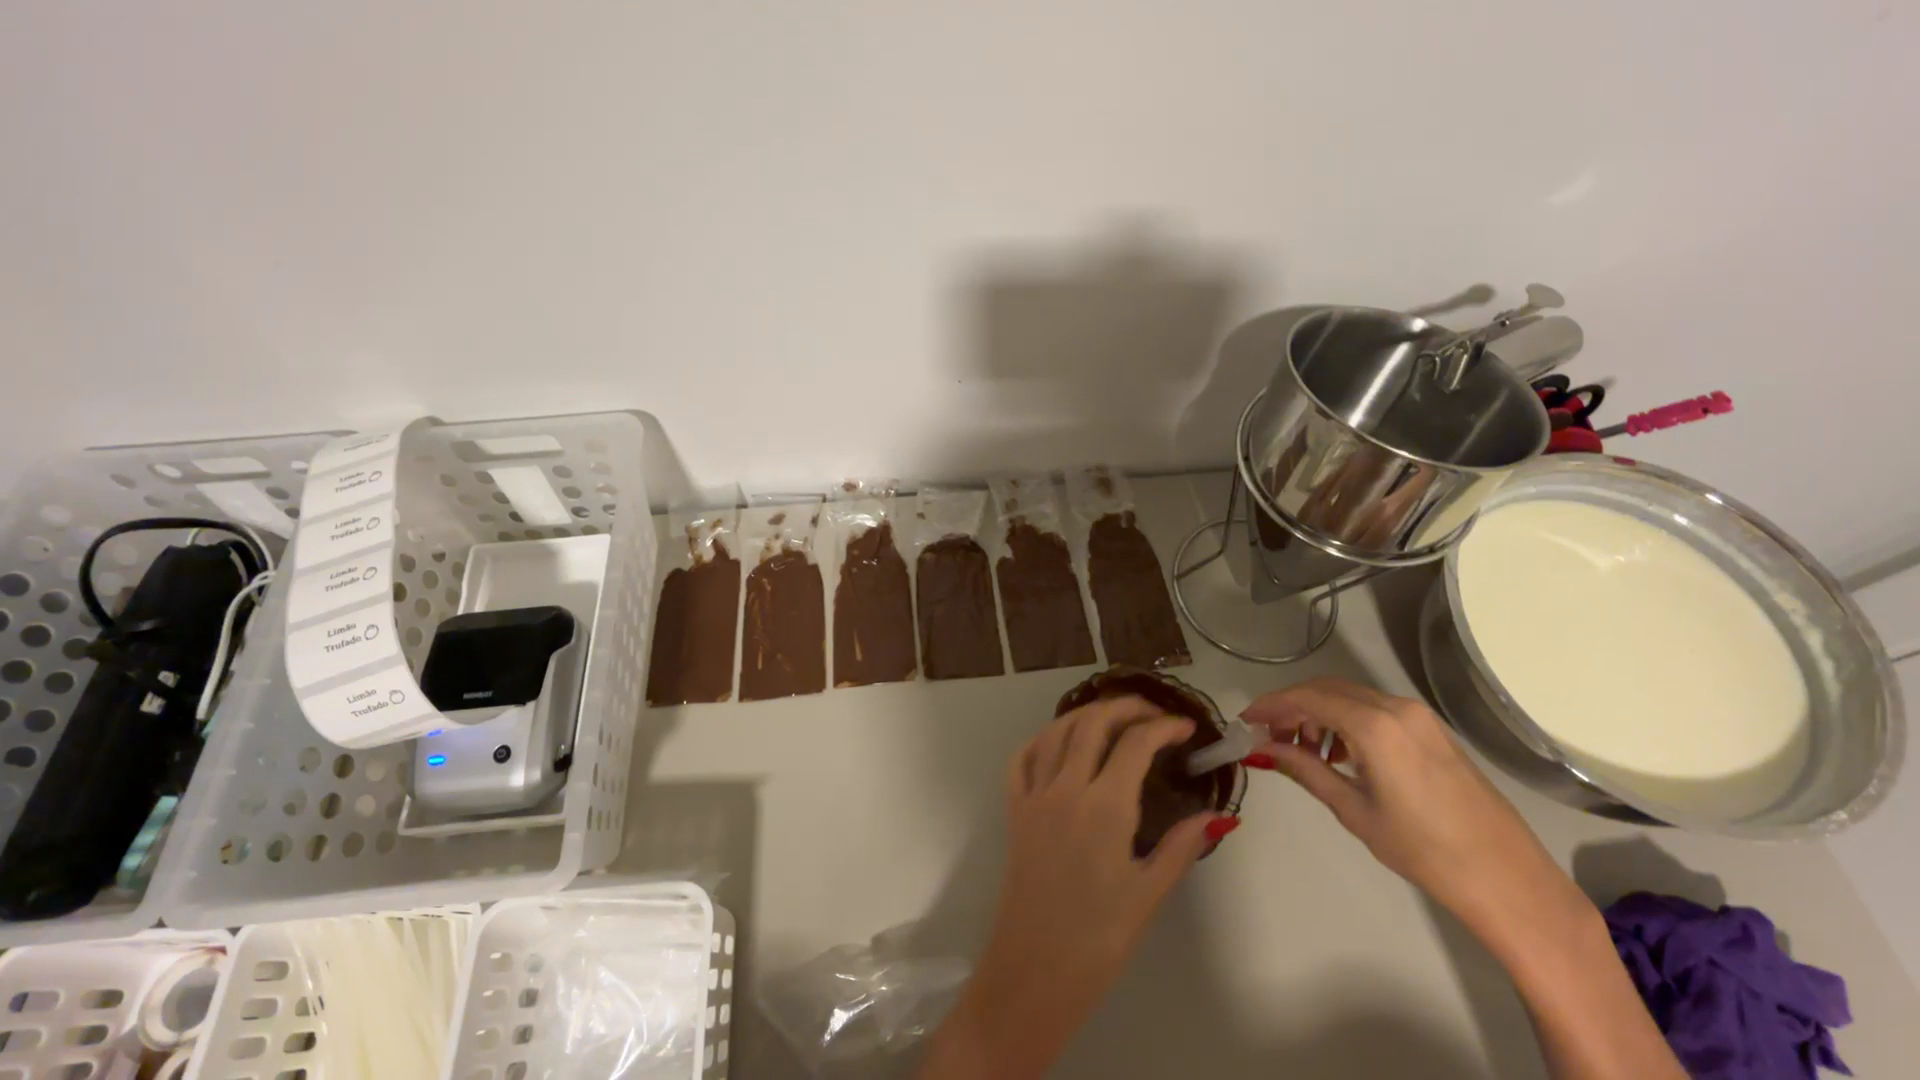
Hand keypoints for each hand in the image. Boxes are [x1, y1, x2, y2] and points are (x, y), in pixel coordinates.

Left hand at [921, 696, 1233, 1079]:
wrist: (1034, 970)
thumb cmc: (1099, 937)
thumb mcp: (1150, 891)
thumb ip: (1181, 845)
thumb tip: (1216, 815)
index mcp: (1104, 805)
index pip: (1135, 742)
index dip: (1163, 726)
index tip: (1186, 728)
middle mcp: (1065, 788)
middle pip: (1092, 722)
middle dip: (1126, 707)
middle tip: (1155, 713)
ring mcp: (1033, 797)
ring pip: (1055, 732)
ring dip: (1085, 715)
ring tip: (1114, 719)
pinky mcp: (1013, 813)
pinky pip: (1022, 760)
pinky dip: (1042, 739)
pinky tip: (1060, 743)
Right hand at [1242, 678, 1588, 934]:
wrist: (1504, 875)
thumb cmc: (1423, 849)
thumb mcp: (1354, 811)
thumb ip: (1306, 770)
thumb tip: (1262, 749)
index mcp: (1375, 726)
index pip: (1308, 698)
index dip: (1271, 705)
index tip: (1245, 722)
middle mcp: (1397, 708)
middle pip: (1328, 689)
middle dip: (1292, 707)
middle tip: (1268, 737)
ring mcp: (1419, 716)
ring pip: (1352, 696)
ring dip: (1319, 713)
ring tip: (1302, 752)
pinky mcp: (1432, 730)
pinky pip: (1376, 709)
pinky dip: (1346, 720)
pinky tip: (1339, 755)